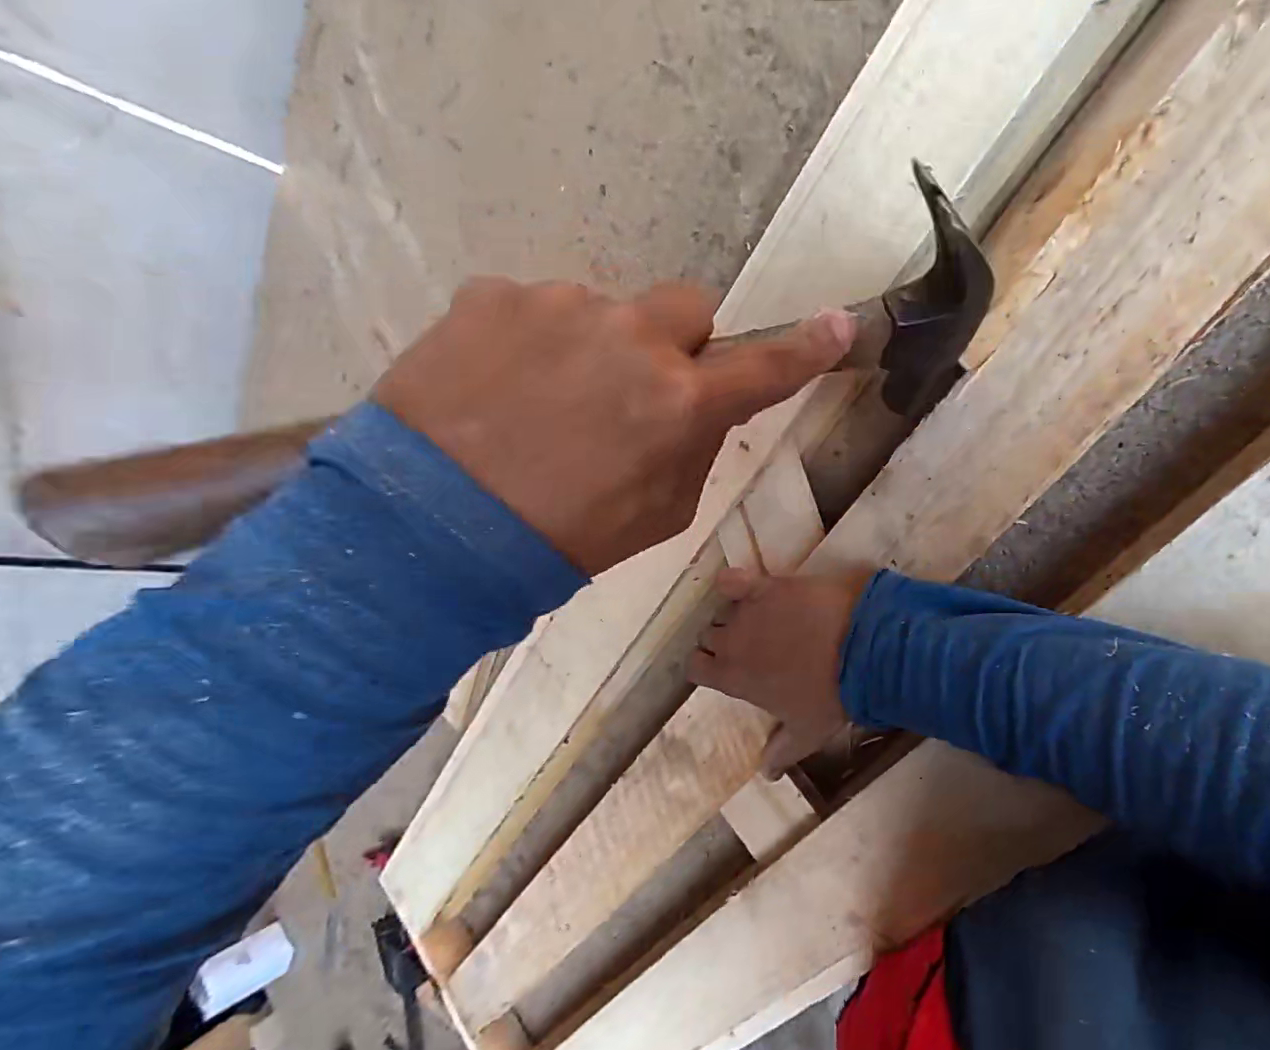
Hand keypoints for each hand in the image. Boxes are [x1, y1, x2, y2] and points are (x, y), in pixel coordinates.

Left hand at [373, 277, 854, 574]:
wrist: (428, 531)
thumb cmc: (568, 534)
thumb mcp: (662, 511)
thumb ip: (695, 447)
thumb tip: (700, 406)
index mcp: (680, 402)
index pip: (765, 367)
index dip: (808, 348)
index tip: (841, 324)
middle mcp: (631, 337)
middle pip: (688, 307)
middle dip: (680, 342)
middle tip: (643, 388)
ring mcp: (558, 306)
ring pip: (609, 312)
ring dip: (601, 346)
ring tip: (549, 404)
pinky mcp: (492, 296)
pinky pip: (541, 310)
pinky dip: (539, 342)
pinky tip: (504, 388)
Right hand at [688, 568, 870, 775]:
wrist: (860, 649)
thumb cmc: (831, 694)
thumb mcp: (807, 733)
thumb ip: (781, 754)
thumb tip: (765, 775)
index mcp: (734, 678)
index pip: (696, 668)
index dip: (707, 665)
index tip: (725, 666)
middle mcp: (732, 644)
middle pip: (709, 636)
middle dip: (723, 639)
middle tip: (751, 643)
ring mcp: (748, 612)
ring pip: (721, 610)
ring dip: (733, 613)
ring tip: (757, 616)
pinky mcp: (768, 586)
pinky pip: (733, 579)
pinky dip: (734, 582)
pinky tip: (745, 586)